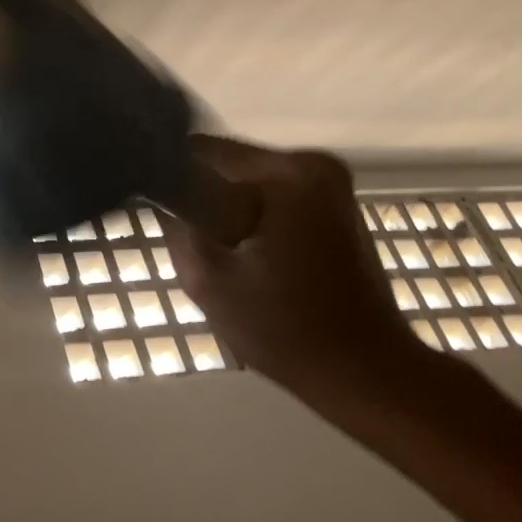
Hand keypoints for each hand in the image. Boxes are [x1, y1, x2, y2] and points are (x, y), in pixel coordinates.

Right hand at [161, 136, 429, 405]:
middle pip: (224, 162)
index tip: (157, 213)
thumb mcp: (205, 278)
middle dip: (200, 196)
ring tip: (218, 255)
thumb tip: (158, 191)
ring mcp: (329, 182)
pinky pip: (268, 194)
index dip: (168, 178)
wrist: (365, 372)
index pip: (197, 149)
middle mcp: (313, 164)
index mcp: (285, 175)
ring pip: (244, 180)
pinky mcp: (333, 204)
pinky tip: (244, 256)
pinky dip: (249, 216)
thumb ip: (176, 223)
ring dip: (223, 208)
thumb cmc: (282, 329)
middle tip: (191, 246)